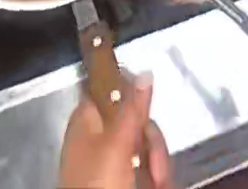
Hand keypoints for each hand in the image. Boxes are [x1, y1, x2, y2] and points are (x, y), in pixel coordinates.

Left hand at [57, 72, 174, 188]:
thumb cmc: (98, 186)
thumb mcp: (118, 143)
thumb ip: (133, 106)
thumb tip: (145, 70)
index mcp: (87, 119)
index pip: (109, 88)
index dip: (132, 91)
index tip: (149, 104)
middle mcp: (96, 137)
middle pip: (133, 120)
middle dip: (152, 140)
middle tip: (156, 164)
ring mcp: (108, 163)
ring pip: (143, 147)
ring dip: (157, 163)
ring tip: (160, 184)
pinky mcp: (119, 184)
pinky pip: (144, 170)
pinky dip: (154, 177)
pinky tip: (160, 187)